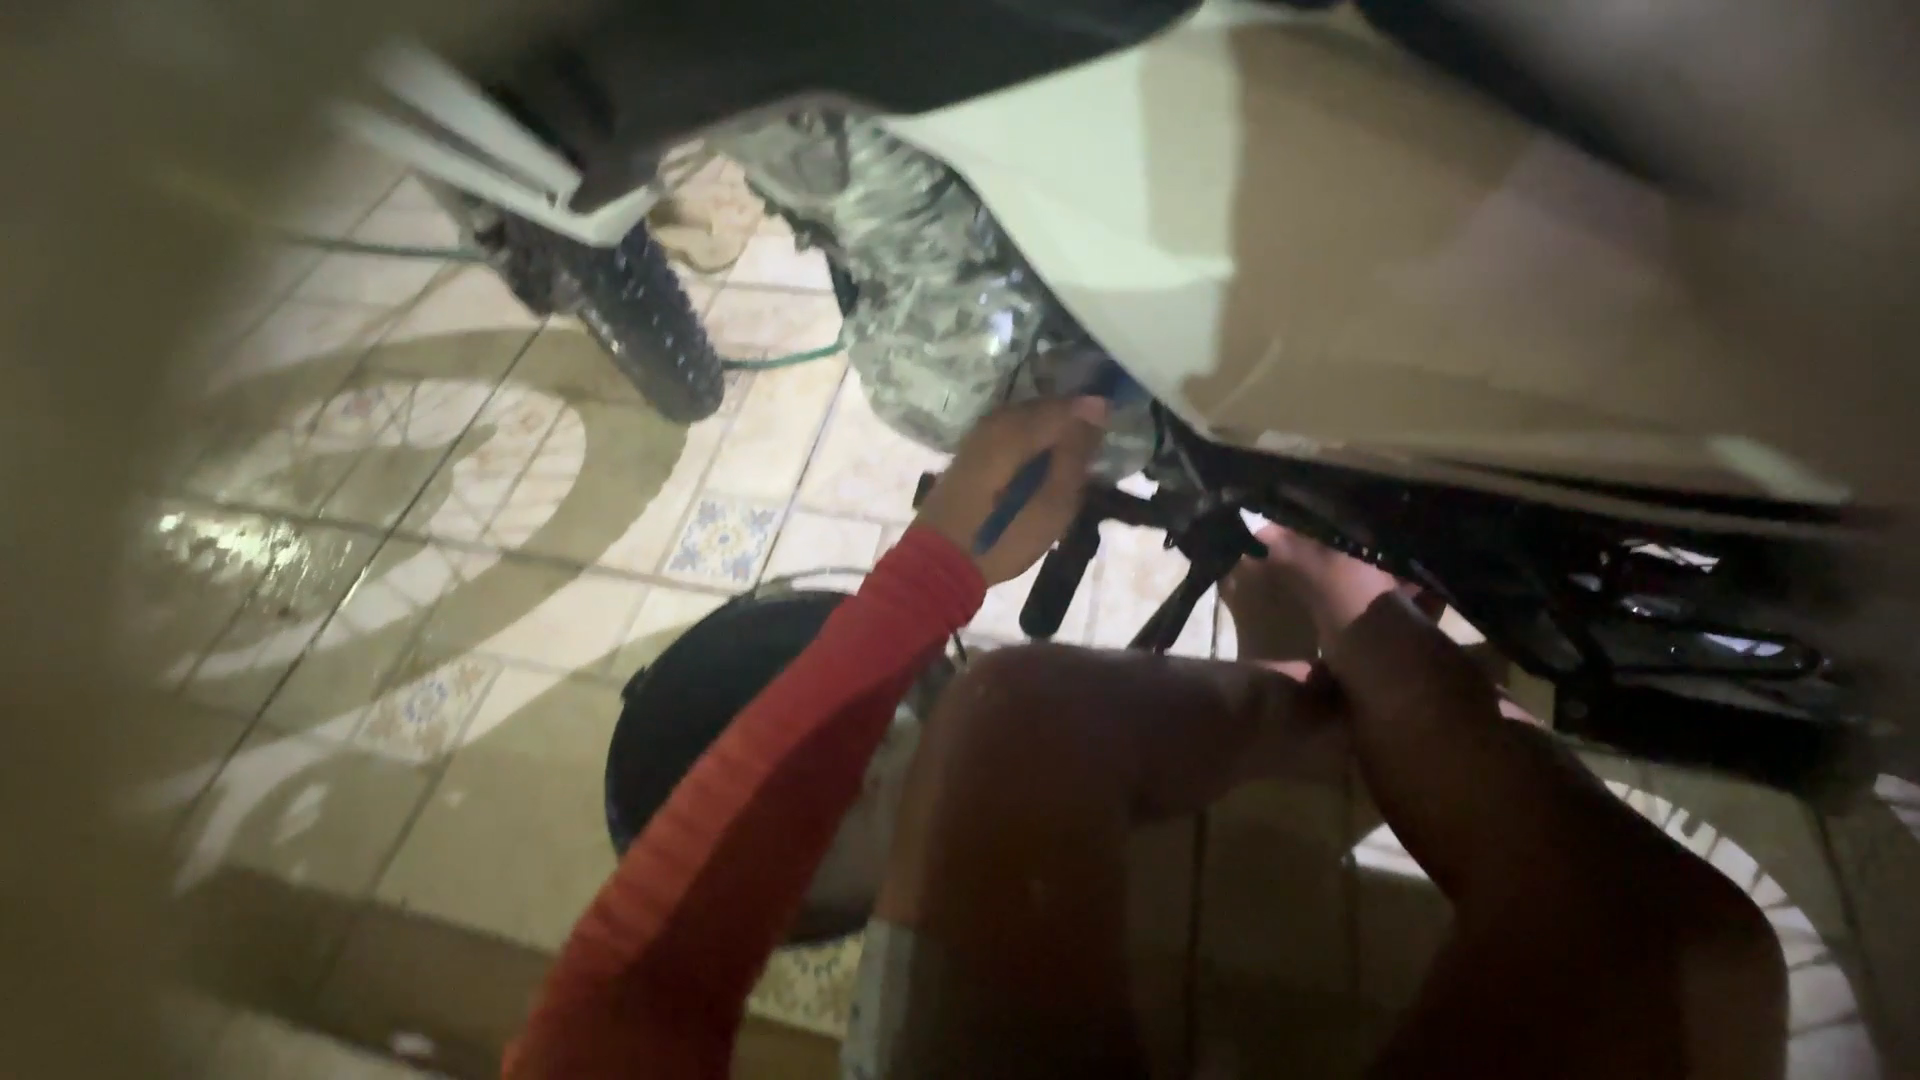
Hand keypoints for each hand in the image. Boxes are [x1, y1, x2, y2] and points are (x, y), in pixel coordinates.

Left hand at [916, 397, 1108, 583]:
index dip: (1095, 415)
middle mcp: (996, 420)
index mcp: (1017, 429)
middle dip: (1073, 423)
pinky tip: (1039, 464)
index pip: (1068, 405)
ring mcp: (979, 433)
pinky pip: (1011, 431)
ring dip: (1051, 433)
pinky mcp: (970, 451)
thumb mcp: (1052, 505)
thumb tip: (1096, 410)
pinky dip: (1030, 442)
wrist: (938, 560)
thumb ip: (1075, 455)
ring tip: (1071, 460)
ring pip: (1027, 418)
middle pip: (1046, 408)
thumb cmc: (1002, 537)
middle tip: (1095, 450)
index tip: (1115, 432)